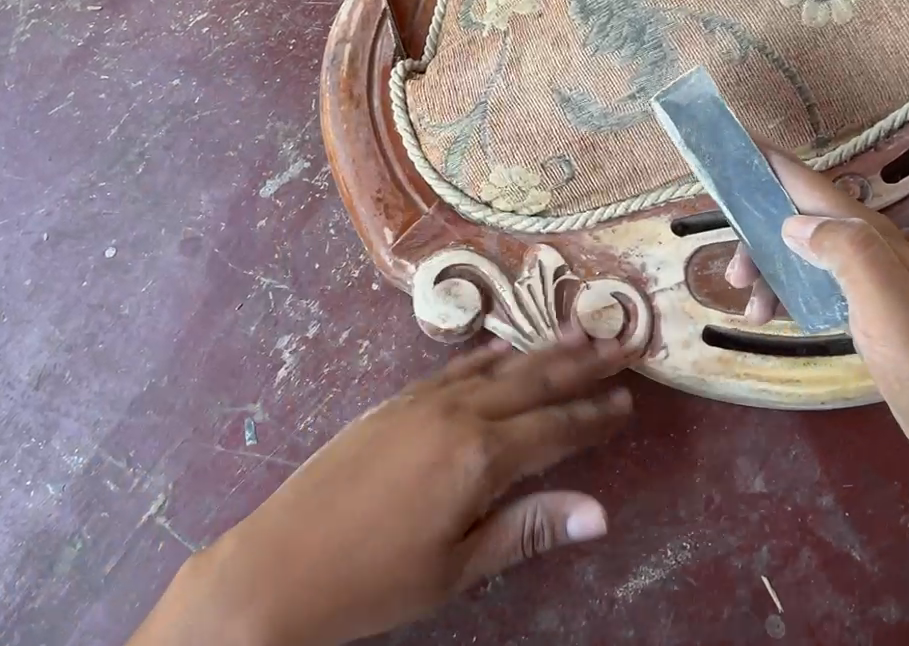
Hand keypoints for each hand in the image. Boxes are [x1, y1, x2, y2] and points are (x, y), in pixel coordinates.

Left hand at [131, 331, 634, 645]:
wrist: (279, 563)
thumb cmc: (375, 579)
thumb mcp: (458, 566)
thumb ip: (528, 528)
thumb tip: (601, 512)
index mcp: (478, 457)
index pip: (554, 429)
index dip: (594, 416)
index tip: (628, 399)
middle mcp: (456, 413)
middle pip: (533, 381)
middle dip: (581, 363)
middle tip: (621, 341)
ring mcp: (422, 400)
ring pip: (497, 367)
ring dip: (540, 349)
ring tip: (577, 329)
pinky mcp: (395, 400)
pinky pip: (455, 368)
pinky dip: (488, 356)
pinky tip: (503, 349)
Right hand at [727, 148, 908, 477]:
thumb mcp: (893, 311)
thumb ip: (848, 255)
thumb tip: (791, 222)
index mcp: (872, 238)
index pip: (809, 183)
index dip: (766, 160)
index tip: (724, 142)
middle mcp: (866, 248)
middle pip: (793, 217)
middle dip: (752, 233)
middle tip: (734, 276)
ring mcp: (865, 278)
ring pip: (795, 252)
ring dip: (764, 269)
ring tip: (751, 309)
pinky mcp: (861, 308)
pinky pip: (806, 282)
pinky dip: (780, 293)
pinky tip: (771, 318)